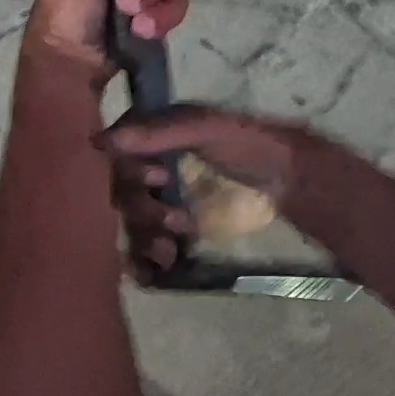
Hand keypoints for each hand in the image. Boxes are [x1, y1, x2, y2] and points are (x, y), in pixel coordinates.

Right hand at [98, 104, 331, 274]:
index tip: (157, 180)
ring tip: (170, 249)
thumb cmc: (250, 145)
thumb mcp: (207, 129)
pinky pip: (142, 246)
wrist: (291, 181)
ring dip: (144, 236)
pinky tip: (160, 266)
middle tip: (175, 221)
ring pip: (130, 221)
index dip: (127, 171)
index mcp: (151, 137)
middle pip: (121, 192)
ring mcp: (161, 200)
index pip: (116, 155)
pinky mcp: (172, 230)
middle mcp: (149, 166)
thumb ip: (159, 132)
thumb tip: (103, 140)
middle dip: (142, 211)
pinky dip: (143, 259)